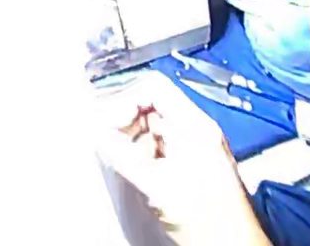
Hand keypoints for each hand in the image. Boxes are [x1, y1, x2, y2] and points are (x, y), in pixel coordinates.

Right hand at [94, 72, 272, 245]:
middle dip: (129, 120)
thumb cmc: (209, 222)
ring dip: (136, 138)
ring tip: (120, 154)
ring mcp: (200, 148)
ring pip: (159, 129)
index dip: (129, 98)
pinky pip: (165, 148)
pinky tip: (136, 169)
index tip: (112, 118)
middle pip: (156, 106)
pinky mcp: (198, 167)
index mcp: (194, 124)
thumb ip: (124, 158)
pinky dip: (147, 153)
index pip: (156, 88)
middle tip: (110, 136)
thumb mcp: (157, 186)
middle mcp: (199, 129)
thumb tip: (100, 136)